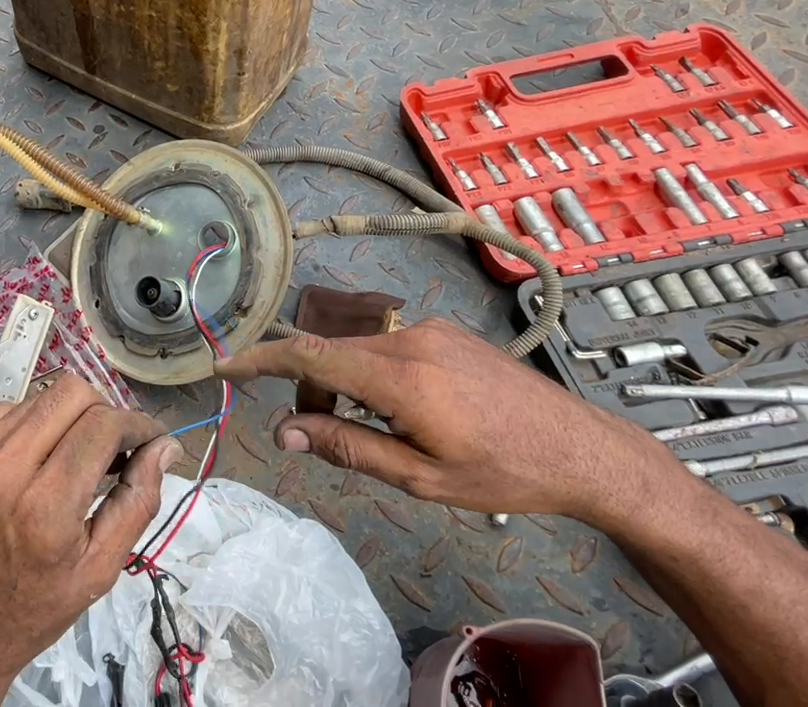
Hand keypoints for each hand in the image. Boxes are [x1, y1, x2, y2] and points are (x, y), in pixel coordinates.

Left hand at [0, 374, 179, 706]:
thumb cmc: (33, 609)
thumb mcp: (99, 569)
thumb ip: (138, 502)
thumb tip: (166, 447)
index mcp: (43, 507)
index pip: (102, 425)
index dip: (137, 424)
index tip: (151, 441)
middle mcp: (1, 469)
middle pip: (70, 392)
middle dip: (104, 412)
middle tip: (114, 449)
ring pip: (38, 398)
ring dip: (66, 420)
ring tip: (73, 460)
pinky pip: (4, 412)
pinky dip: (29, 428)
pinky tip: (34, 464)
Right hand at [211, 318, 692, 526]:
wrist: (584, 448)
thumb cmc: (504, 473)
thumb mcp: (421, 477)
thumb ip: (347, 447)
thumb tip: (285, 432)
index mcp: (400, 377)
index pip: (308, 356)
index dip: (259, 359)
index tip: (223, 366)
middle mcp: (409, 339)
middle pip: (329, 353)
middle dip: (309, 389)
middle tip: (318, 434)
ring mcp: (430, 330)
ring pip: (357, 349)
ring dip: (342, 383)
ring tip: (373, 428)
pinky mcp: (446, 331)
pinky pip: (386, 345)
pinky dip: (371, 373)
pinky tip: (403, 408)